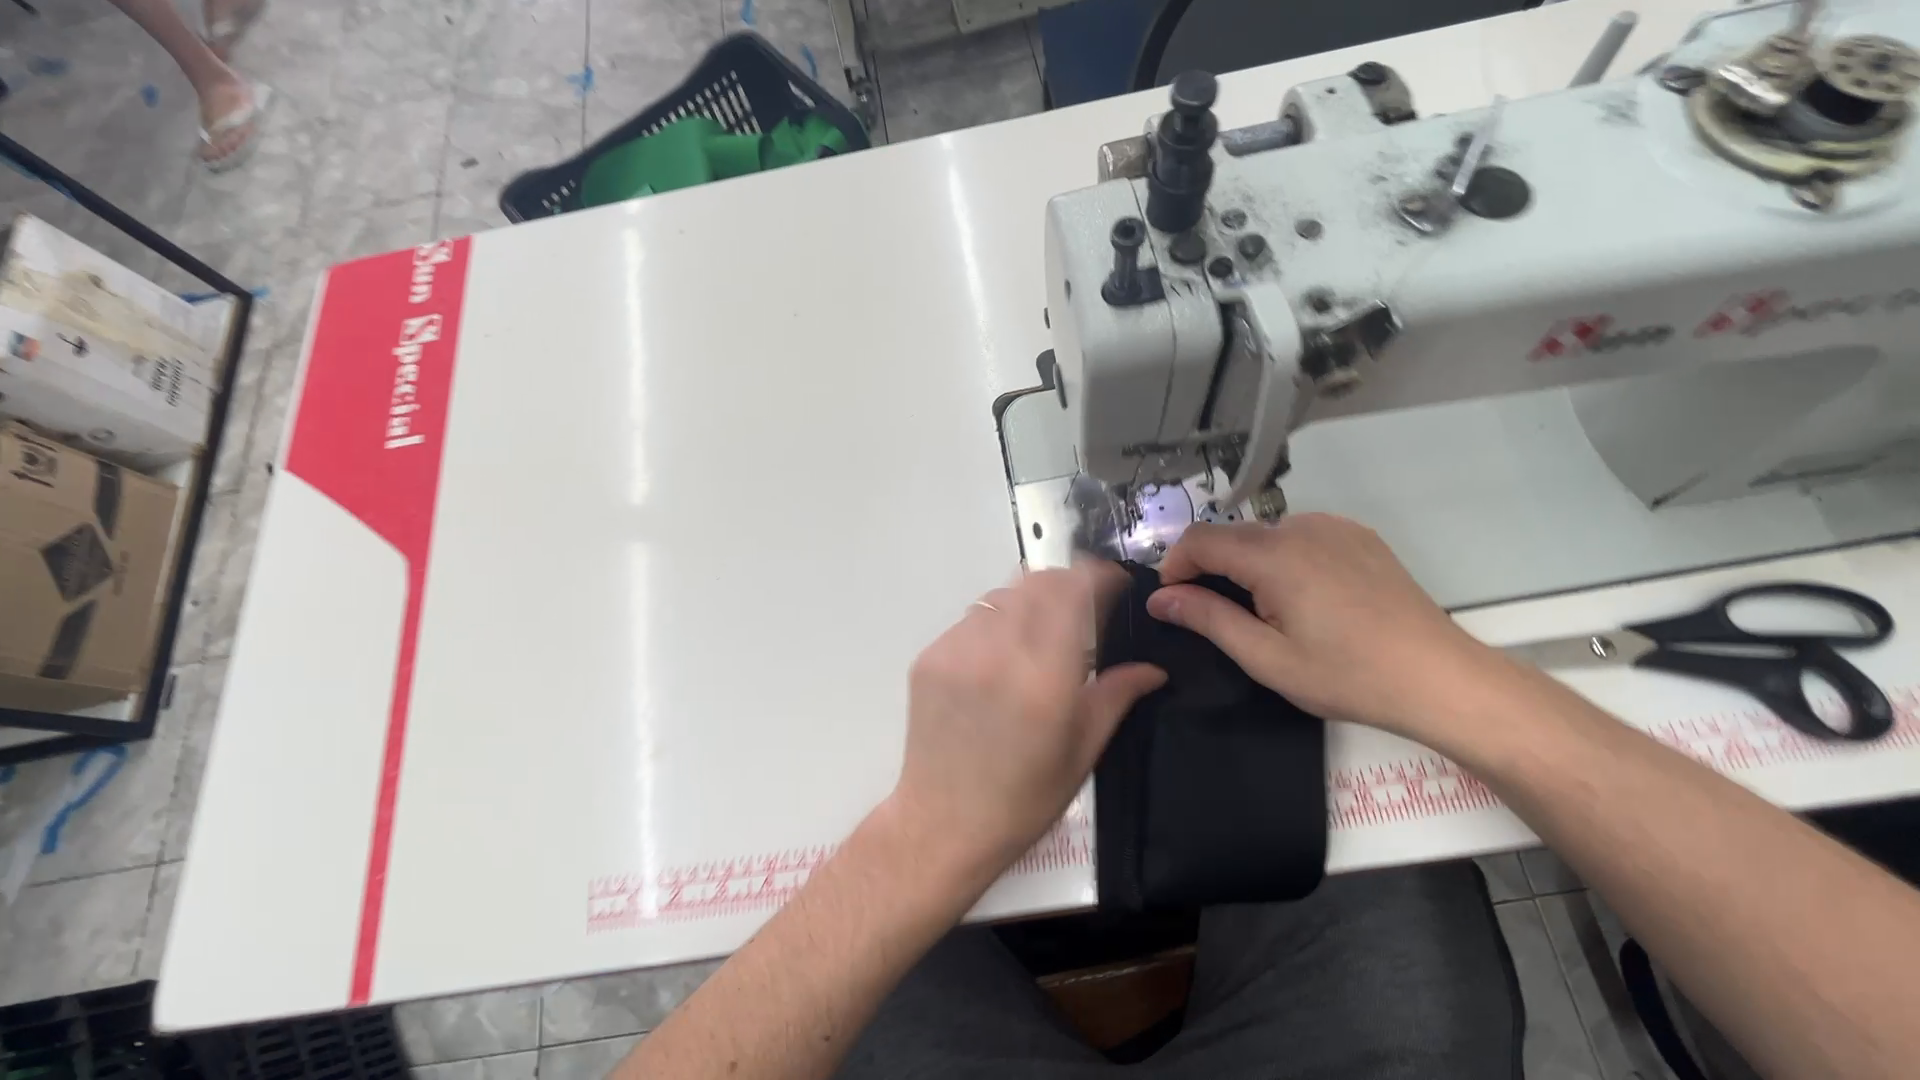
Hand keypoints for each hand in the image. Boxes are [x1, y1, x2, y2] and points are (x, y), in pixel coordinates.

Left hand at [890, 562, 1165, 891]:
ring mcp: (956, 652)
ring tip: (1038, 637)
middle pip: (1036, 583)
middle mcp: (997, 654)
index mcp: (1044, 679)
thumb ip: (1116, 696)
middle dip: (1065, 584)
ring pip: (1000, 597)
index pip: (1073, 592)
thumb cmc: (1023, 798)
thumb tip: (1153, 668)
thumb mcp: (1082, 752)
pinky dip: (992, 626)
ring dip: (1027, 604)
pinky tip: (999, 660)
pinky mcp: (929, 658)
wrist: (943, 823)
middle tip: (1080, 607)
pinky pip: (970, 621)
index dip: (1097, 576)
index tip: (1113, 581)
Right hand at [1146, 514, 1504, 739]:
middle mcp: (1301, 526)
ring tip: (1265, 611)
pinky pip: (1302, 535)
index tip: (1172, 602)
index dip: (1174, 566)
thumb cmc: (1346, 675)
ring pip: (1267, 533)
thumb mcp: (1266, 657)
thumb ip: (1208, 619)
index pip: (1199, 539)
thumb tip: (1160, 598)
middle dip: (1210, 567)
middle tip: (1216, 615)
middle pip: (1232, 534)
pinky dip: (1284, 557)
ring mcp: (1335, 527)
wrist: (1437, 677)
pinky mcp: (1360, 537)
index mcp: (1273, 554)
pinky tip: (1303, 597)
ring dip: (1248, 563)